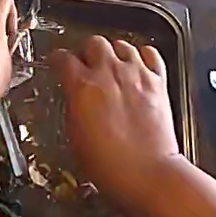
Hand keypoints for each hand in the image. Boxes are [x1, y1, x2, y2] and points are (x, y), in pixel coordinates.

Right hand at [51, 36, 184, 205]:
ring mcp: (136, 74)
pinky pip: (151, 53)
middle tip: (85, 62)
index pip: (62, 58)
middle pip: (93, 42)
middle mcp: (108, 73)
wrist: (148, 174)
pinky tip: (138, 64)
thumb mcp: (75, 137)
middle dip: (86, 51)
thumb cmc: (110, 164)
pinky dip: (143, 55)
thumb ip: (74, 107)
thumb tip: (75, 98)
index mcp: (82, 86)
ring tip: (111, 63)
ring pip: (121, 44)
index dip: (56, 59)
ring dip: (113, 52)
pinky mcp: (158, 82)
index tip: (57, 62)